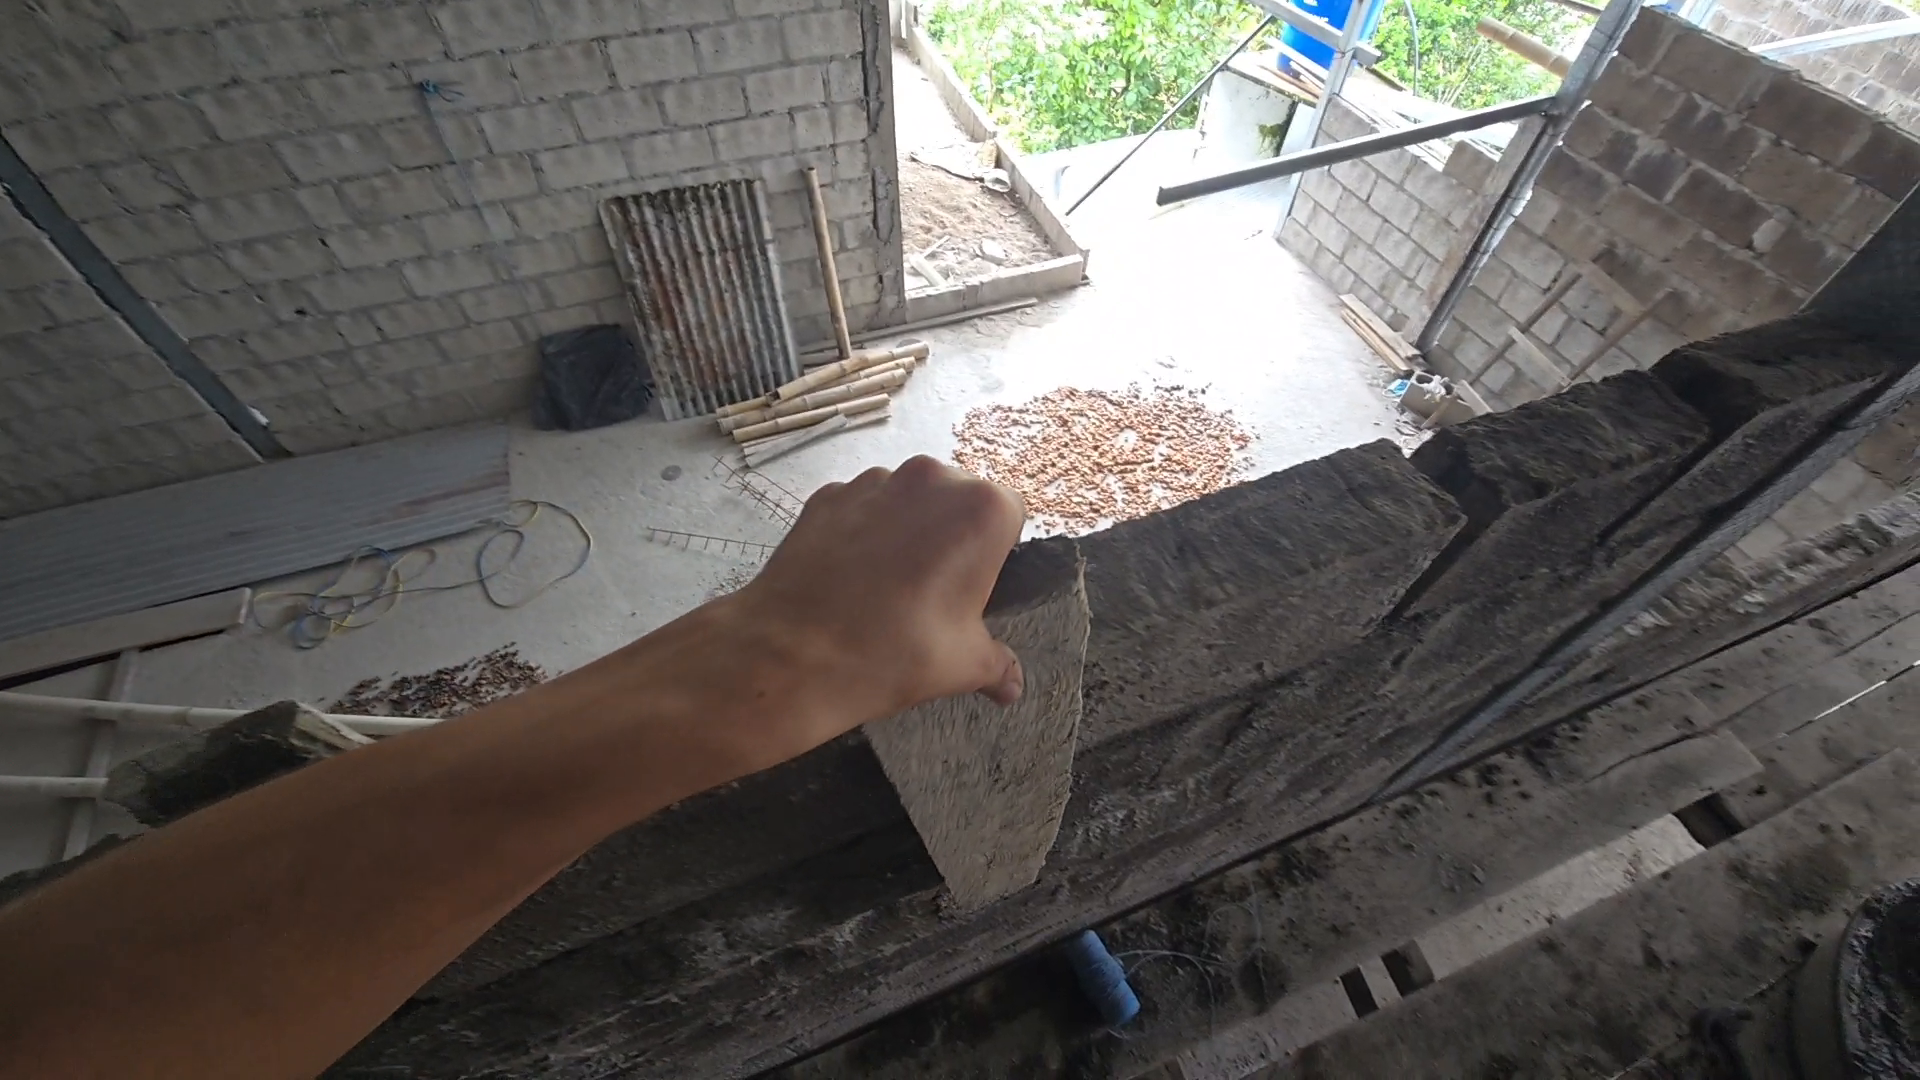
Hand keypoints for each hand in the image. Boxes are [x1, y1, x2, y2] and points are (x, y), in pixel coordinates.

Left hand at [737, 456, 1026, 730]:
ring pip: (908, 500)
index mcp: (981, 510)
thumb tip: (1009, 684)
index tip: (977, 583)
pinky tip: (853, 577)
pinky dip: (864, 532)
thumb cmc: (891, 652)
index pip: (1010, 513)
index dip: (996, 550)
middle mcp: (931, 479)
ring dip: (908, 530)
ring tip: (889, 586)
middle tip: (934, 589)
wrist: (791, 655)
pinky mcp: (829, 494)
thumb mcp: (963, 664)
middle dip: (952, 535)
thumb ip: (998, 665)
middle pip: (958, 498)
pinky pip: (862, 507)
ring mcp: (874, 482)